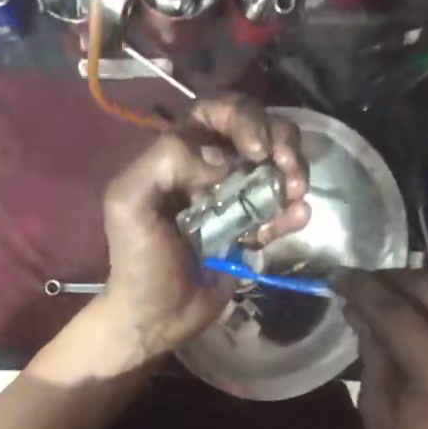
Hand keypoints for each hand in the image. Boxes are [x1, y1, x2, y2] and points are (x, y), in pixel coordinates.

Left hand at [97, 94, 308, 356]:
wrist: (156, 316)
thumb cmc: (138, 261)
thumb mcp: (128, 202)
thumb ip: (164, 161)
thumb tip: (222, 160)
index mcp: (177, 155)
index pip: (217, 112)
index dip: (243, 118)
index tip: (256, 149)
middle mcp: (209, 171)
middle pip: (256, 133)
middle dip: (280, 141)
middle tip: (288, 169)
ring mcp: (233, 202)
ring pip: (274, 167)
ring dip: (292, 172)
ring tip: (296, 194)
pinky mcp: (249, 233)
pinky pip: (278, 212)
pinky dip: (293, 210)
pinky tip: (299, 215)